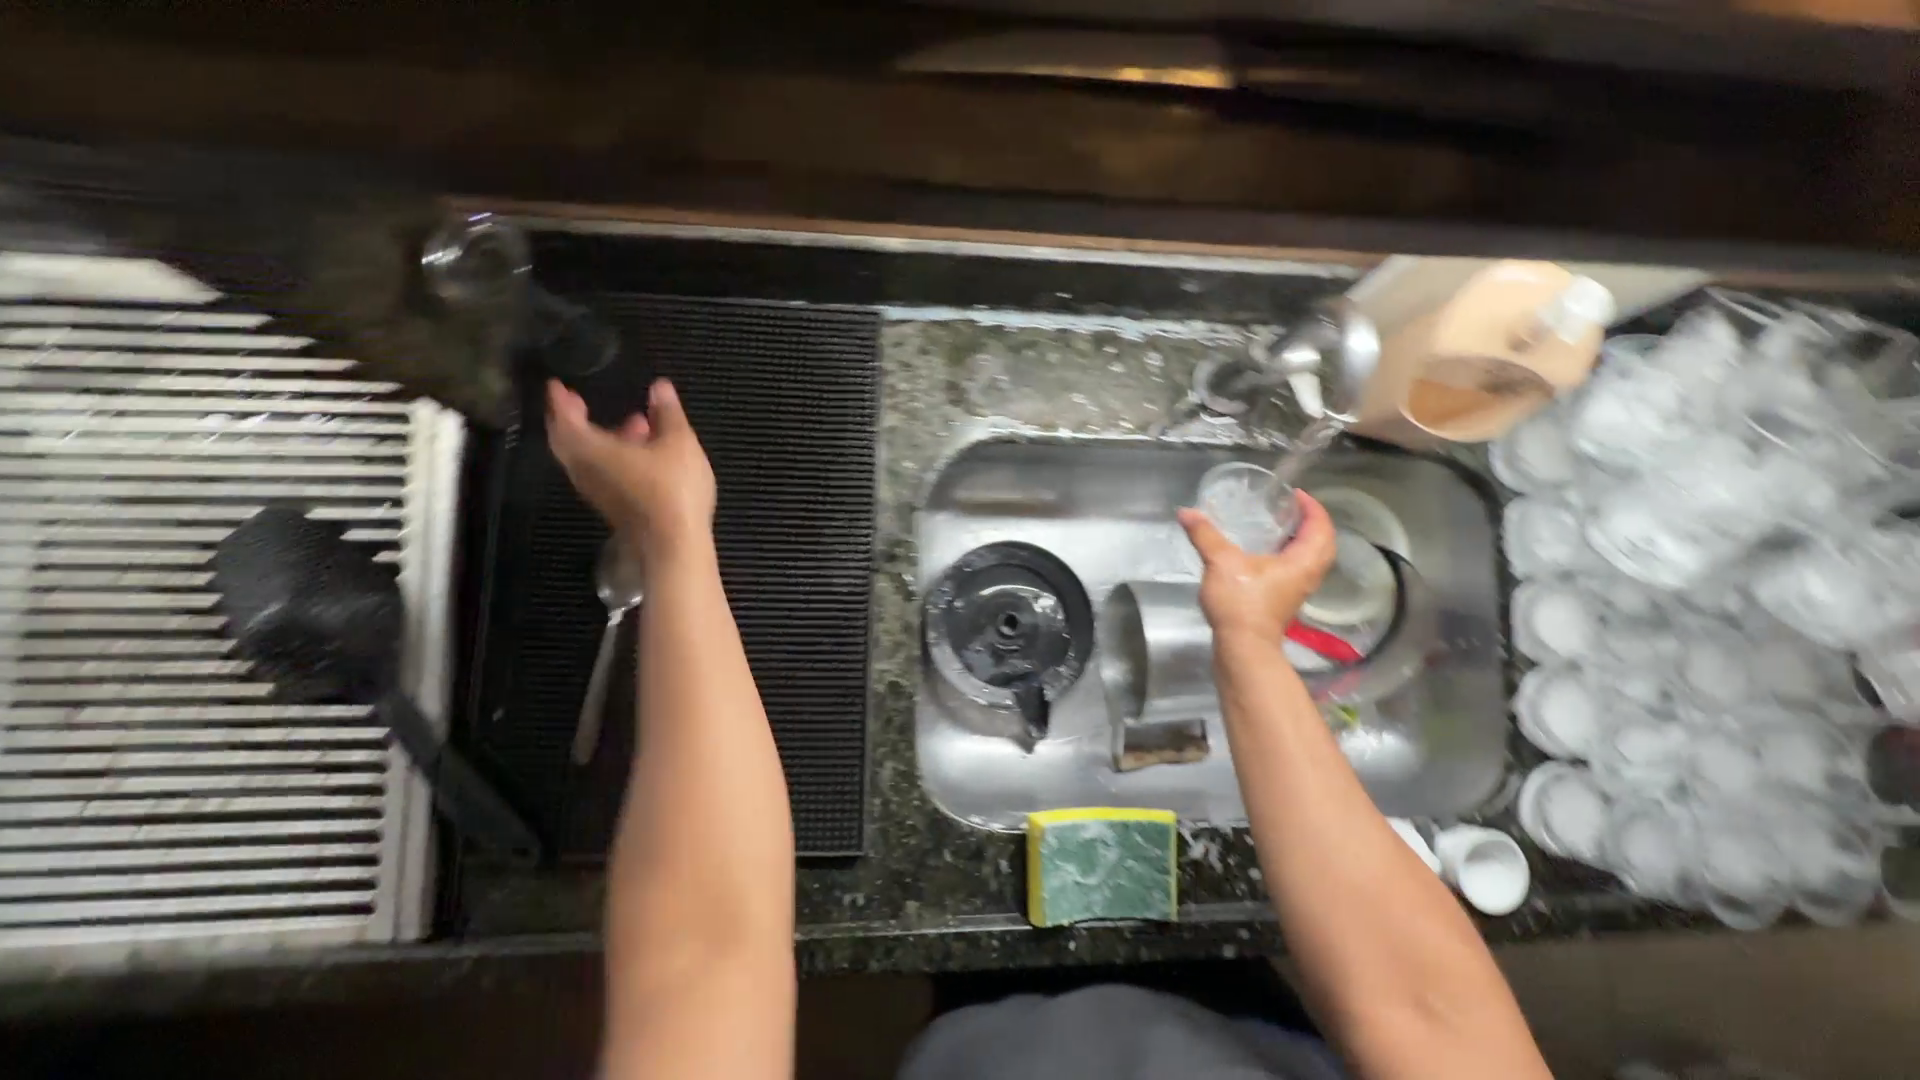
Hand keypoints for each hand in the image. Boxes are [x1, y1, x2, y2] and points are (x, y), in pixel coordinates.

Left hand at [546, 378, 716, 564]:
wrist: (675, 544)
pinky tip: (641, 453)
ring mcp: (600, 493)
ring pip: (586, 460)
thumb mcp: (678, 442)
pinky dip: (611, 457)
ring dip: (599, 439)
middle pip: (568, 443)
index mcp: (594, 451)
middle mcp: (588, 472)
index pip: (565, 421)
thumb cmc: (673, 488)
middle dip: (572, 420)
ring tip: (631, 423)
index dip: (559, 402)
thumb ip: (667, 412)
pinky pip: (602, 474)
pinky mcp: (614, 508)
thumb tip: (659, 387)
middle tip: (578, 402)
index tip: (556, 387)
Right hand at [1177, 490, 1336, 644]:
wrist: (1243, 647)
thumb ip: (1205, 535)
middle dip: (1313, 523)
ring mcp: (1298, 590)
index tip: (1296, 494)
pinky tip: (1268, 553)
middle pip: (1324, 543)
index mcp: (1303, 561)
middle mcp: (1308, 574)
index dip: (1313, 507)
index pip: (1320, 527)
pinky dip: (1292, 555)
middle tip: (1293, 509)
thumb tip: (1186, 512)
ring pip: (1313, 559)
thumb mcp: (1221, 562)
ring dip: (1304, 541)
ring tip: (1282, 527)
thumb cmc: (1241, 602)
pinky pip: (1299, 570)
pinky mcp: (1285, 600)